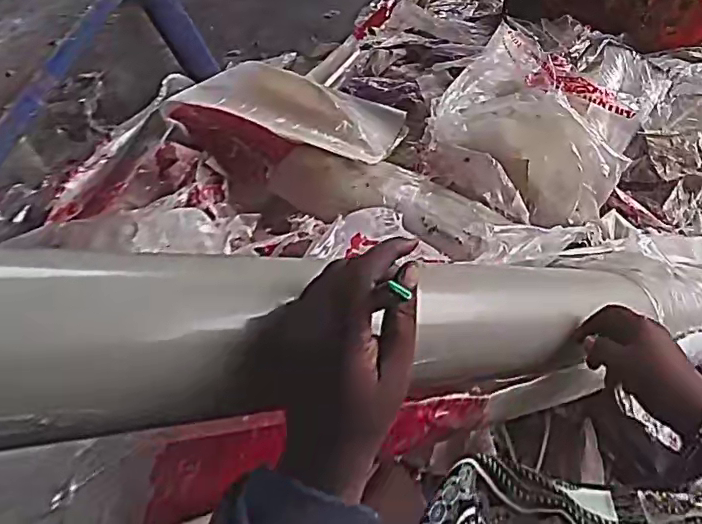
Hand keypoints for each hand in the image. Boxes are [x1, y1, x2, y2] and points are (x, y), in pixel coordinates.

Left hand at [267, 239, 419, 502]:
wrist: (321, 456)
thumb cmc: (367, 419)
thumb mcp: (397, 372)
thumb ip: (403, 318)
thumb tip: (409, 271)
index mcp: (341, 335)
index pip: (361, 273)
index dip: (387, 251)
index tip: (410, 245)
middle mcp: (312, 323)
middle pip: (345, 269)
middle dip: (376, 260)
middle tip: (403, 266)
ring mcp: (297, 325)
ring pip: (329, 276)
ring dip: (358, 271)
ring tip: (387, 283)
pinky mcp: (290, 330)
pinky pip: (318, 291)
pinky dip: (341, 285)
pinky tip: (362, 300)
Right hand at [579, 305, 701, 433]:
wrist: (696, 410)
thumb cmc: (658, 383)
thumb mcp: (623, 365)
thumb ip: (602, 349)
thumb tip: (589, 342)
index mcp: (639, 324)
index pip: (609, 313)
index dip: (590, 324)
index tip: (579, 337)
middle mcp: (651, 330)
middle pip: (619, 327)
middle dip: (601, 341)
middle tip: (590, 356)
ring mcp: (661, 346)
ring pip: (628, 344)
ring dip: (614, 357)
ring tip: (606, 375)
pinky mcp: (668, 364)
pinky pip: (639, 357)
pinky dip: (627, 366)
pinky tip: (626, 383)